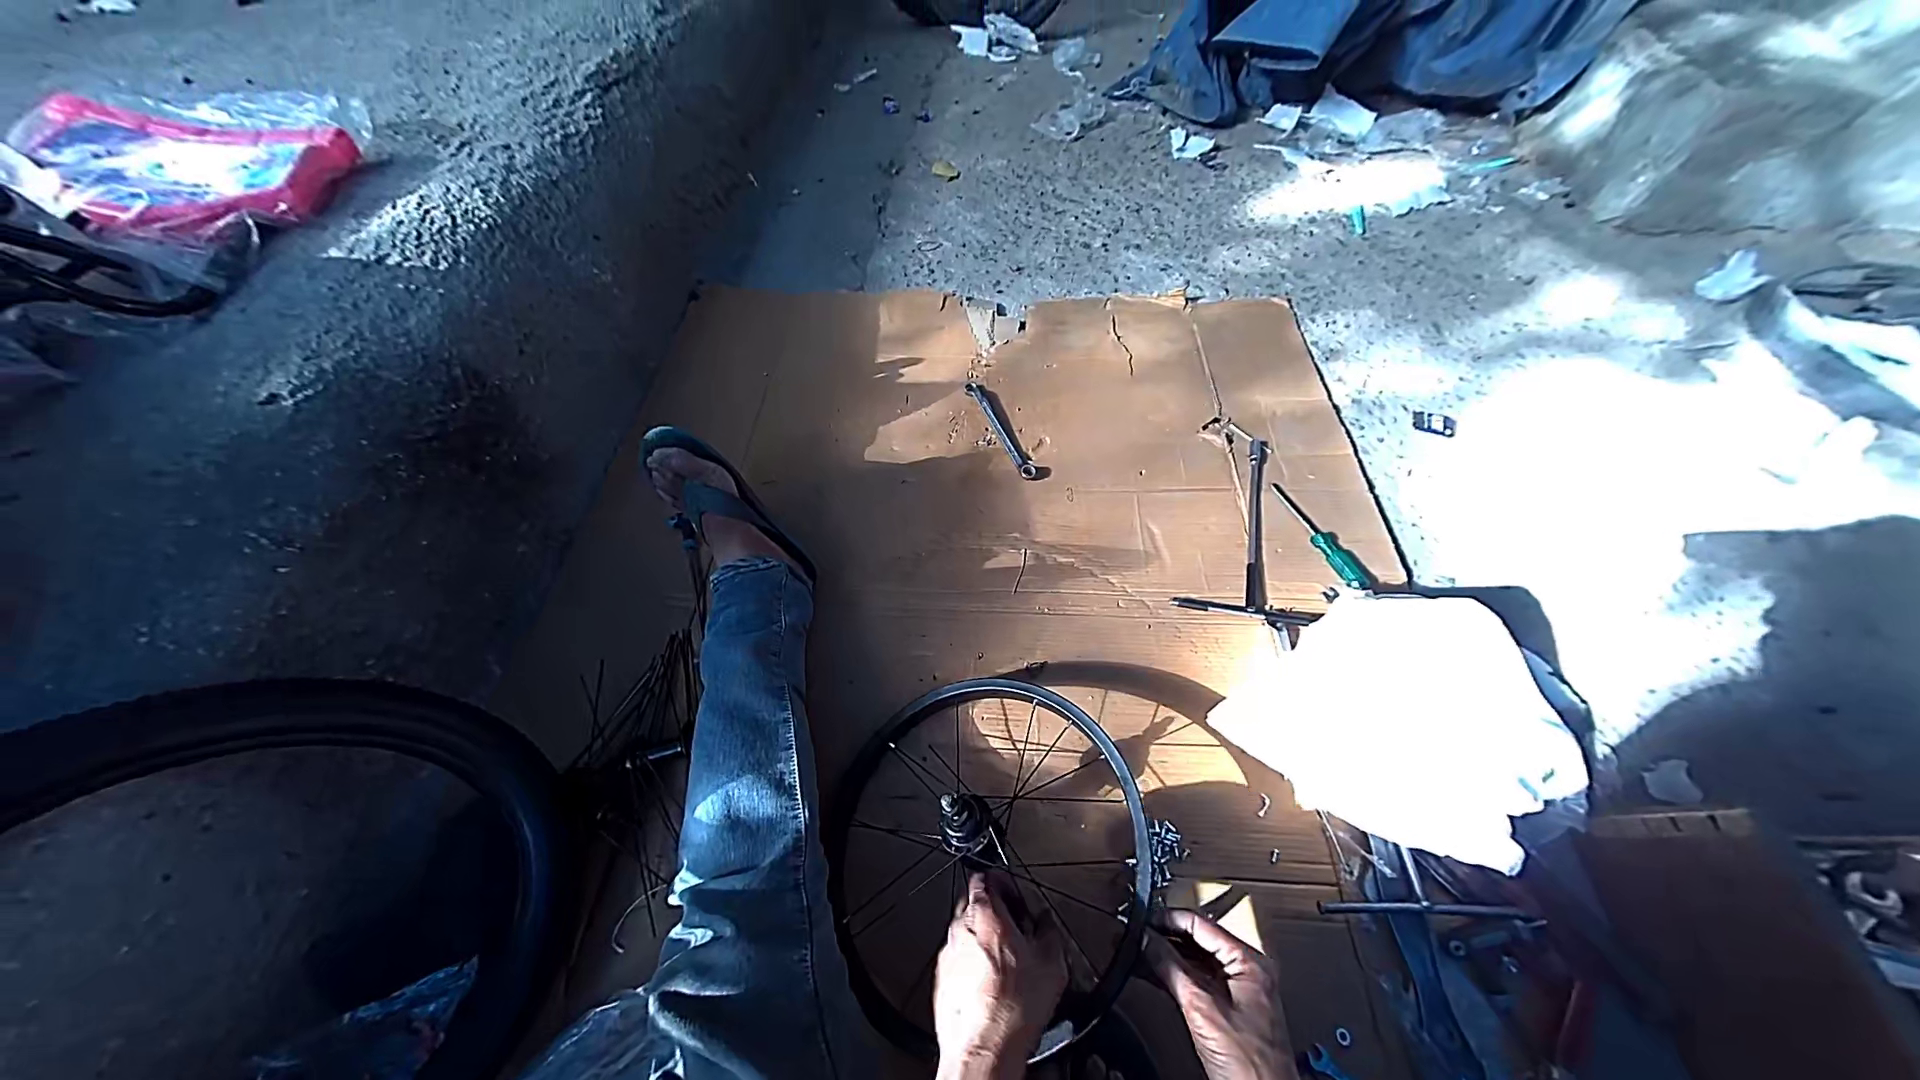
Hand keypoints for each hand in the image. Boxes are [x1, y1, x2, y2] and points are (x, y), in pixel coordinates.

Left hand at [934, 871, 1068, 1079]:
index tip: (1014, 895)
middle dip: (994, 910)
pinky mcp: (942, 978)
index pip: (986, 875)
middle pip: (974, 902)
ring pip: (965, 931)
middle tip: (1014, 927)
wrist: (985, 1049)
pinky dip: (971, 963)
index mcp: (985, 913)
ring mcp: (948, 952)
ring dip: (983, 937)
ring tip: (1005, 960)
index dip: (1004, 882)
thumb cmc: (1012, 1009)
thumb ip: (1048, 929)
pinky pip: (957, 958)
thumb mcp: (1051, 962)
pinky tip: (990, 984)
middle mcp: (961, 927)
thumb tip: (1045, 922)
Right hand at [1144, 909, 1295, 1079]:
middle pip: (1197, 940)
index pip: (1200, 924)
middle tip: (1138, 934)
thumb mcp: (1201, 1009)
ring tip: (1139, 951)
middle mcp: (1246, 971)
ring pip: (1194, 959)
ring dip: (1167, 956)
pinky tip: (1152, 973)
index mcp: (1249, 962)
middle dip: (1166, 937)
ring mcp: (1238, 990)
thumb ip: (1171, 968)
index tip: (1143, 919)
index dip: (1168, 919)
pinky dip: (1174, 975)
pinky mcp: (1227, 1009)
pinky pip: (1196, 980)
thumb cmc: (1249, 1068)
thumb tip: (1147, 939)